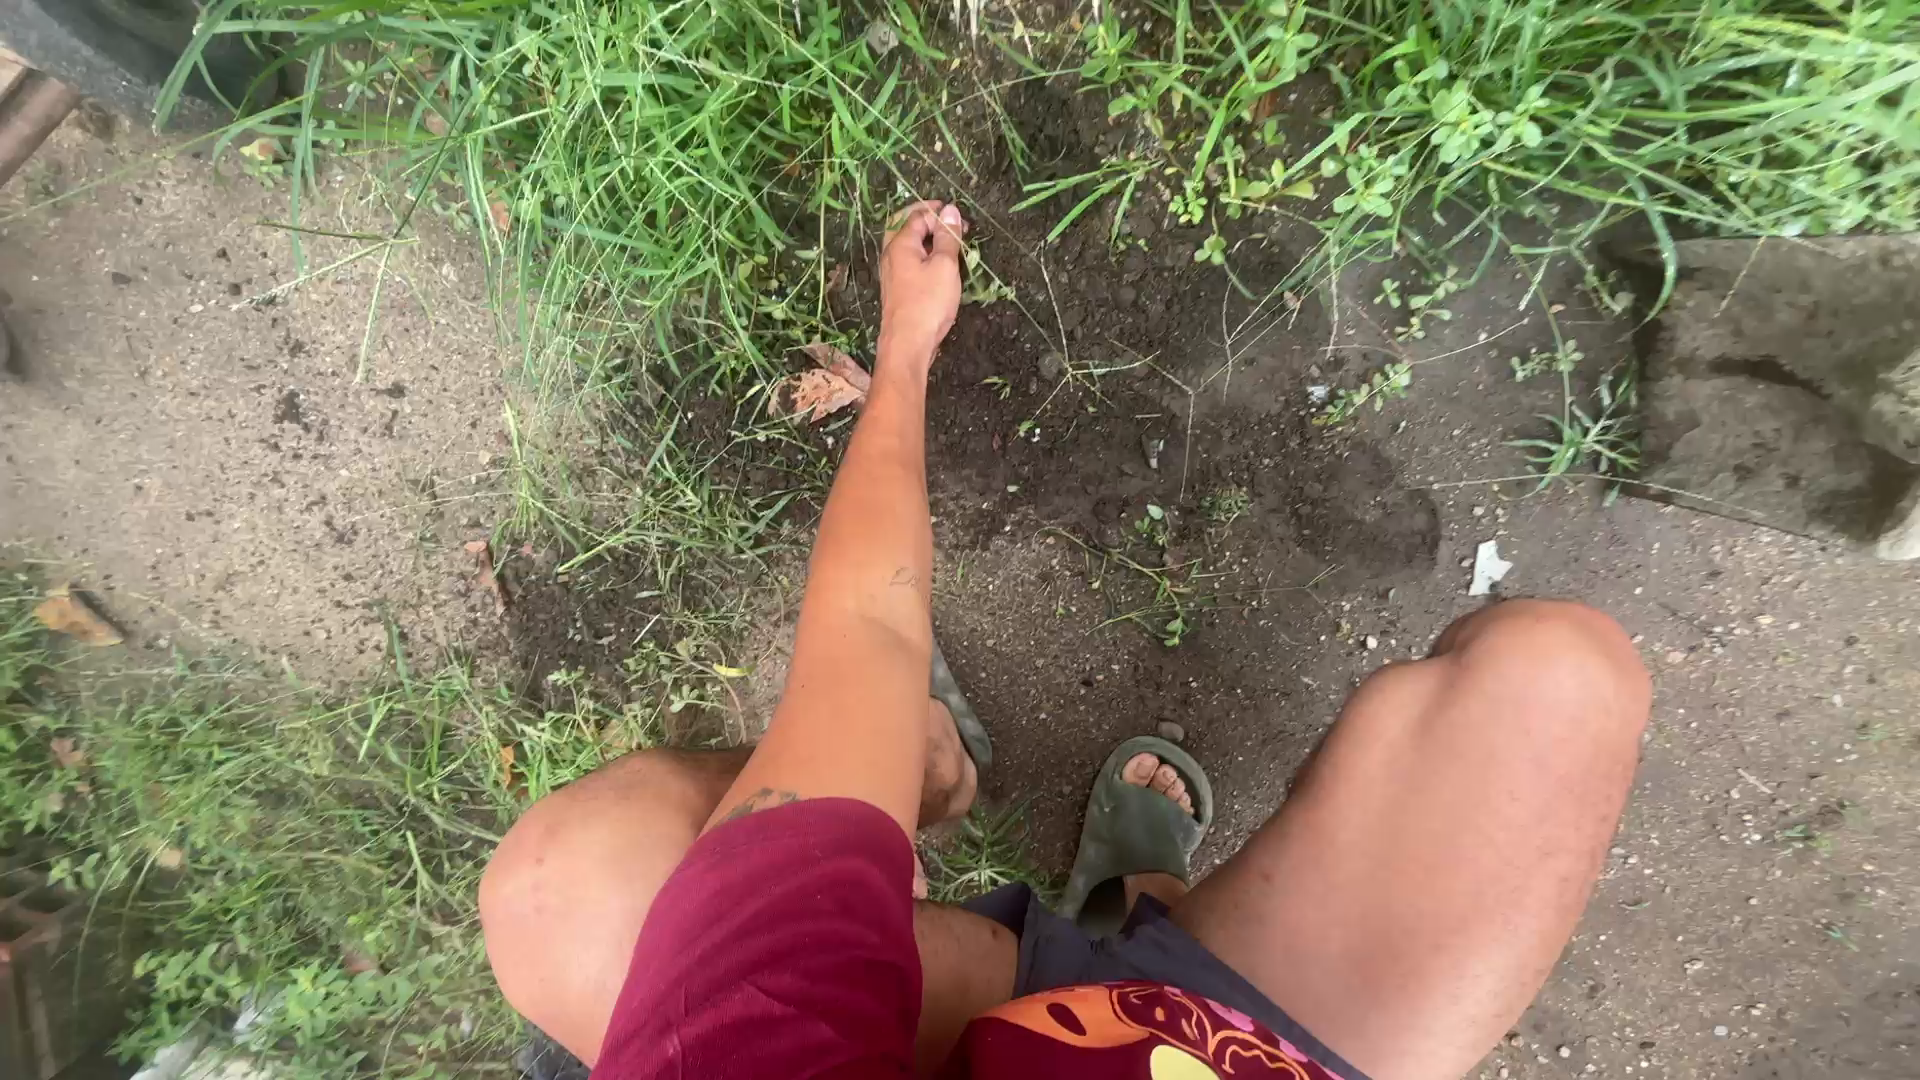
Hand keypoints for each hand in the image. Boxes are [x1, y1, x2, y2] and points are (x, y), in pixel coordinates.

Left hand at [878, 200, 967, 371]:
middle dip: (930, 223)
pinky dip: (924, 259)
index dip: (940, 213)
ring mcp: (891, 274)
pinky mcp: (897, 291)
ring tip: (949, 247)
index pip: (918, 215)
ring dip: (928, 242)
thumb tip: (951, 211)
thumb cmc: (928, 303)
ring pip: (908, 247)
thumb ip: (948, 237)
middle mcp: (891, 255)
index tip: (962, 221)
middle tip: (953, 228)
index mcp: (900, 244)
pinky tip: (938, 269)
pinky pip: (909, 265)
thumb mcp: (944, 266)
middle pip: (907, 228)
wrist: (907, 344)